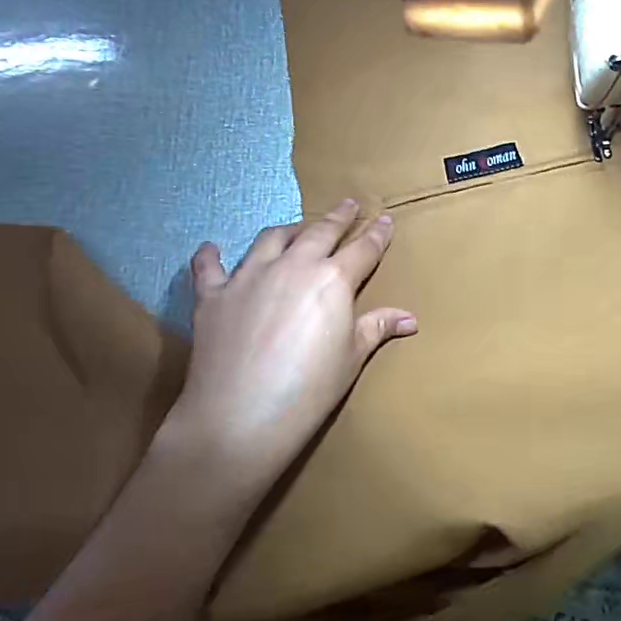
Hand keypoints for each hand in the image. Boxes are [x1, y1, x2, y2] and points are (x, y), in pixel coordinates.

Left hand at [165, 200, 415, 483]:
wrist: (240, 415)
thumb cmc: (309, 390)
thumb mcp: (351, 359)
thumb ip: (376, 328)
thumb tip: (410, 318)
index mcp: (332, 280)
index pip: (363, 249)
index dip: (376, 234)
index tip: (384, 219)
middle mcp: (292, 266)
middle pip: (320, 232)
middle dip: (338, 217)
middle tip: (348, 204)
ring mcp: (249, 276)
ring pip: (272, 238)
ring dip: (289, 229)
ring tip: (297, 229)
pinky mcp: (213, 294)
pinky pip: (210, 266)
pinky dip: (211, 255)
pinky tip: (211, 249)